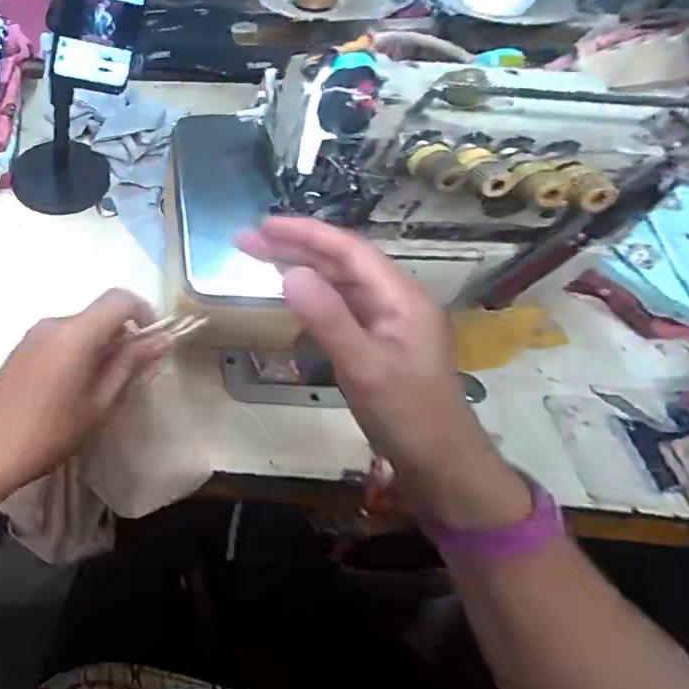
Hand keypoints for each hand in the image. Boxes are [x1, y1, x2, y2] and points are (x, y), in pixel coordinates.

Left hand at [0, 289, 171, 521]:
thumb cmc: (49, 433)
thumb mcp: (99, 404)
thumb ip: (131, 365)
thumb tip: (163, 338)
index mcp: (75, 333)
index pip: (119, 299)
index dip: (144, 312)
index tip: (153, 342)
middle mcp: (52, 323)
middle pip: (99, 314)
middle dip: (122, 336)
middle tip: (129, 378)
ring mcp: (32, 335)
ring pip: (80, 328)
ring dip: (99, 347)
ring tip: (99, 391)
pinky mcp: (20, 349)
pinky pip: (60, 339)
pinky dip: (77, 353)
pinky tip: (71, 390)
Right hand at [237, 217, 529, 528]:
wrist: (441, 462)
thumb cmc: (407, 414)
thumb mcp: (363, 366)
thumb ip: (327, 318)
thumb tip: (289, 274)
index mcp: (401, 297)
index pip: (349, 251)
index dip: (305, 234)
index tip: (262, 226)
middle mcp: (395, 300)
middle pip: (342, 262)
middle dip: (296, 246)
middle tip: (247, 241)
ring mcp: (387, 321)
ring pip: (340, 283)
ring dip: (301, 267)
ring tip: (259, 259)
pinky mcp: (377, 341)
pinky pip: (341, 306)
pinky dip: (312, 295)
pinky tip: (290, 296)